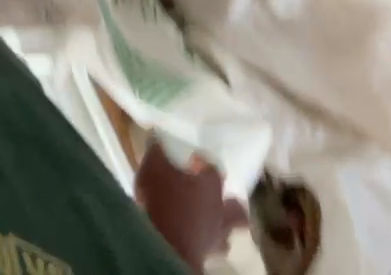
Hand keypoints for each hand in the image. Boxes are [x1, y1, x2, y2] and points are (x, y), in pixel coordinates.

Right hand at [133, 143, 247, 271]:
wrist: (166, 243)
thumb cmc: (163, 197)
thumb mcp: (153, 166)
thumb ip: (157, 150)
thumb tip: (157, 136)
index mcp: (210, 183)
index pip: (214, 169)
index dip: (203, 164)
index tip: (192, 161)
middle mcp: (220, 209)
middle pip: (236, 208)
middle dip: (229, 204)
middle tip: (215, 199)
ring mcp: (217, 235)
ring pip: (227, 232)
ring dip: (218, 228)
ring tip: (204, 224)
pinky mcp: (207, 255)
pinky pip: (210, 249)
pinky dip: (204, 243)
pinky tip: (192, 240)